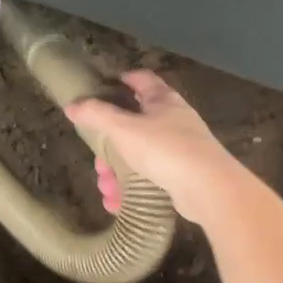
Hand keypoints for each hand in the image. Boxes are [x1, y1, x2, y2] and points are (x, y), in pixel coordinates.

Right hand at [66, 69, 247, 222]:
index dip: (122, 80)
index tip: (101, 87)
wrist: (211, 190)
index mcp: (162, 101)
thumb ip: (95, 114)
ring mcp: (180, 150)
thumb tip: (72, 106)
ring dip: (118, 171)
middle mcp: (174, 121)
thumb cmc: (165, 148)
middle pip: (135, 123)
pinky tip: (117, 203)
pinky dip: (132, 189)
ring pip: (140, 155)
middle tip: (97, 156)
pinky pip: (150, 179)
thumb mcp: (123, 128)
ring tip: (105, 187)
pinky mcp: (183, 177)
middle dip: (111, 142)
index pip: (141, 79)